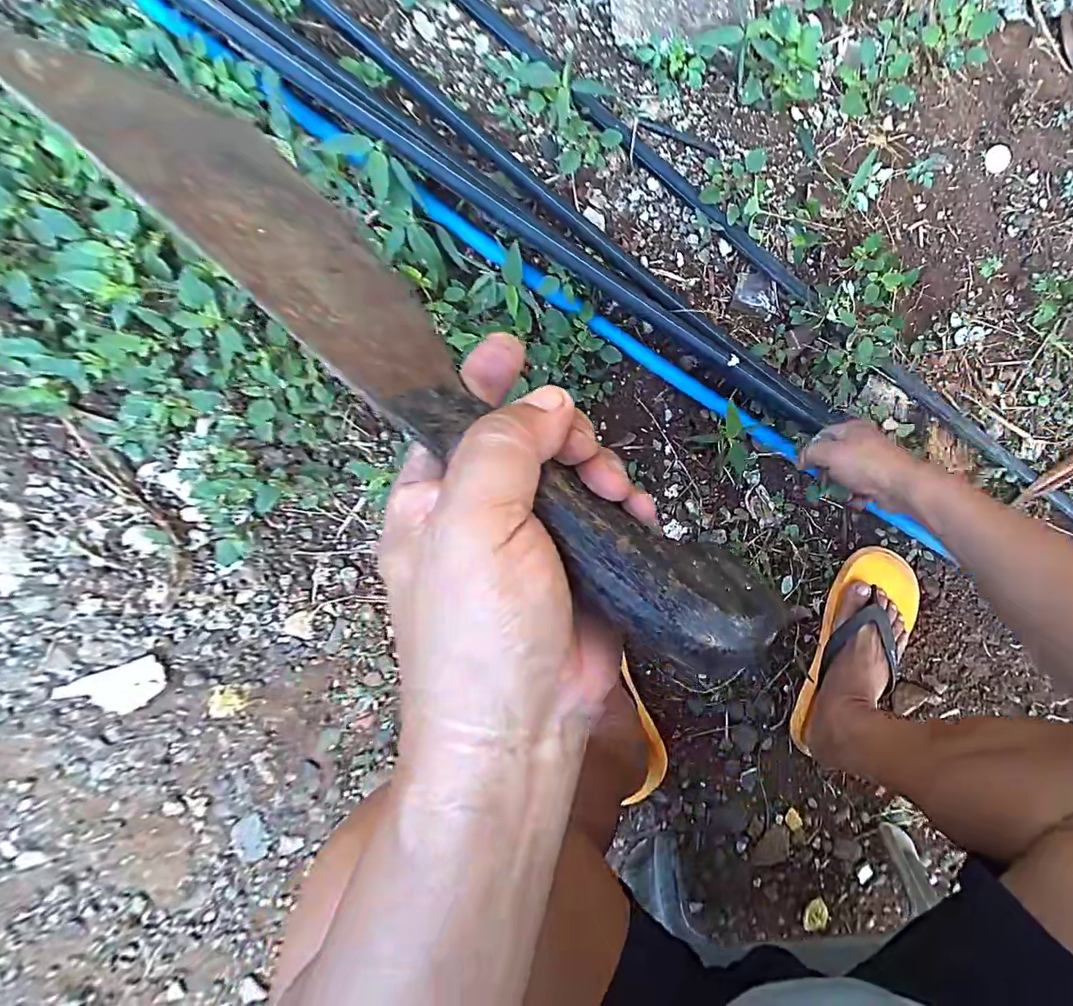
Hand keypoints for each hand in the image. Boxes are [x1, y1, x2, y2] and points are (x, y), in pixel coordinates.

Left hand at [378, 333, 657, 746]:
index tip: (511, 346)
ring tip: (618, 493)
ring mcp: (537, 542)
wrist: (526, 727)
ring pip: (576, 474)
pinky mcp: (583, 566)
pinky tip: (637, 516)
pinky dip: (625, 505)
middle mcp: (484, 514)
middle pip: (530, 441)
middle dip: (564, 434)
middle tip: (586, 453)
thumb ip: (502, 448)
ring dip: (602, 469)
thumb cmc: (478, 629)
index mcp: (435, 499)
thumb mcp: (471, 525)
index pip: (453, 420)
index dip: (481, 380)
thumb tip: (549, 404)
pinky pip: (607, 513)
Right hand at [798, 418, 940, 511]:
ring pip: (845, 475)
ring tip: (842, 490)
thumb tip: (801, 457)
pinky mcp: (878, 480)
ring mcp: (872, 462)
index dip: (811, 449)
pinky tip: (857, 497)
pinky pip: (859, 488)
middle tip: (822, 479)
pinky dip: (855, 495)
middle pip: (834, 457)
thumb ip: (811, 453)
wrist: (901, 486)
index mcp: (852, 429)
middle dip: (826, 471)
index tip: (803, 463)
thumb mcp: (830, 454)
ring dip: (840, 486)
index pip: (823, 435)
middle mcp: (863, 443)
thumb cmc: (870, 464)